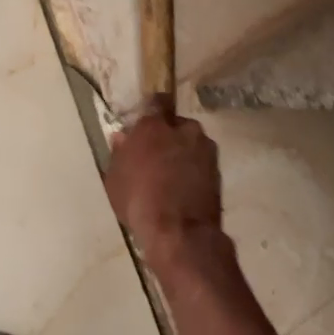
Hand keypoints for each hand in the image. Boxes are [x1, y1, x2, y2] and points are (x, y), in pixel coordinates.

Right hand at [105, 102, 223, 257]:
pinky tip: (180, 190)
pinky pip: (200, 164)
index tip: (143, 125)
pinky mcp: (218, 171)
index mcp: (155, 125)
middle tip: (153, 157)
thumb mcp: (114, 179)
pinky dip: (192, 172)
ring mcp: (206, 150)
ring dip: (181, 155)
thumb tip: (123, 137)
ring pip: (190, 145)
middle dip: (167, 137)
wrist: (179, 231)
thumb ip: (120, 153)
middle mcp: (186, 129)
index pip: (156, 102)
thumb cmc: (138, 200)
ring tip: (167, 178)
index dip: (150, 112)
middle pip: (175, 126)